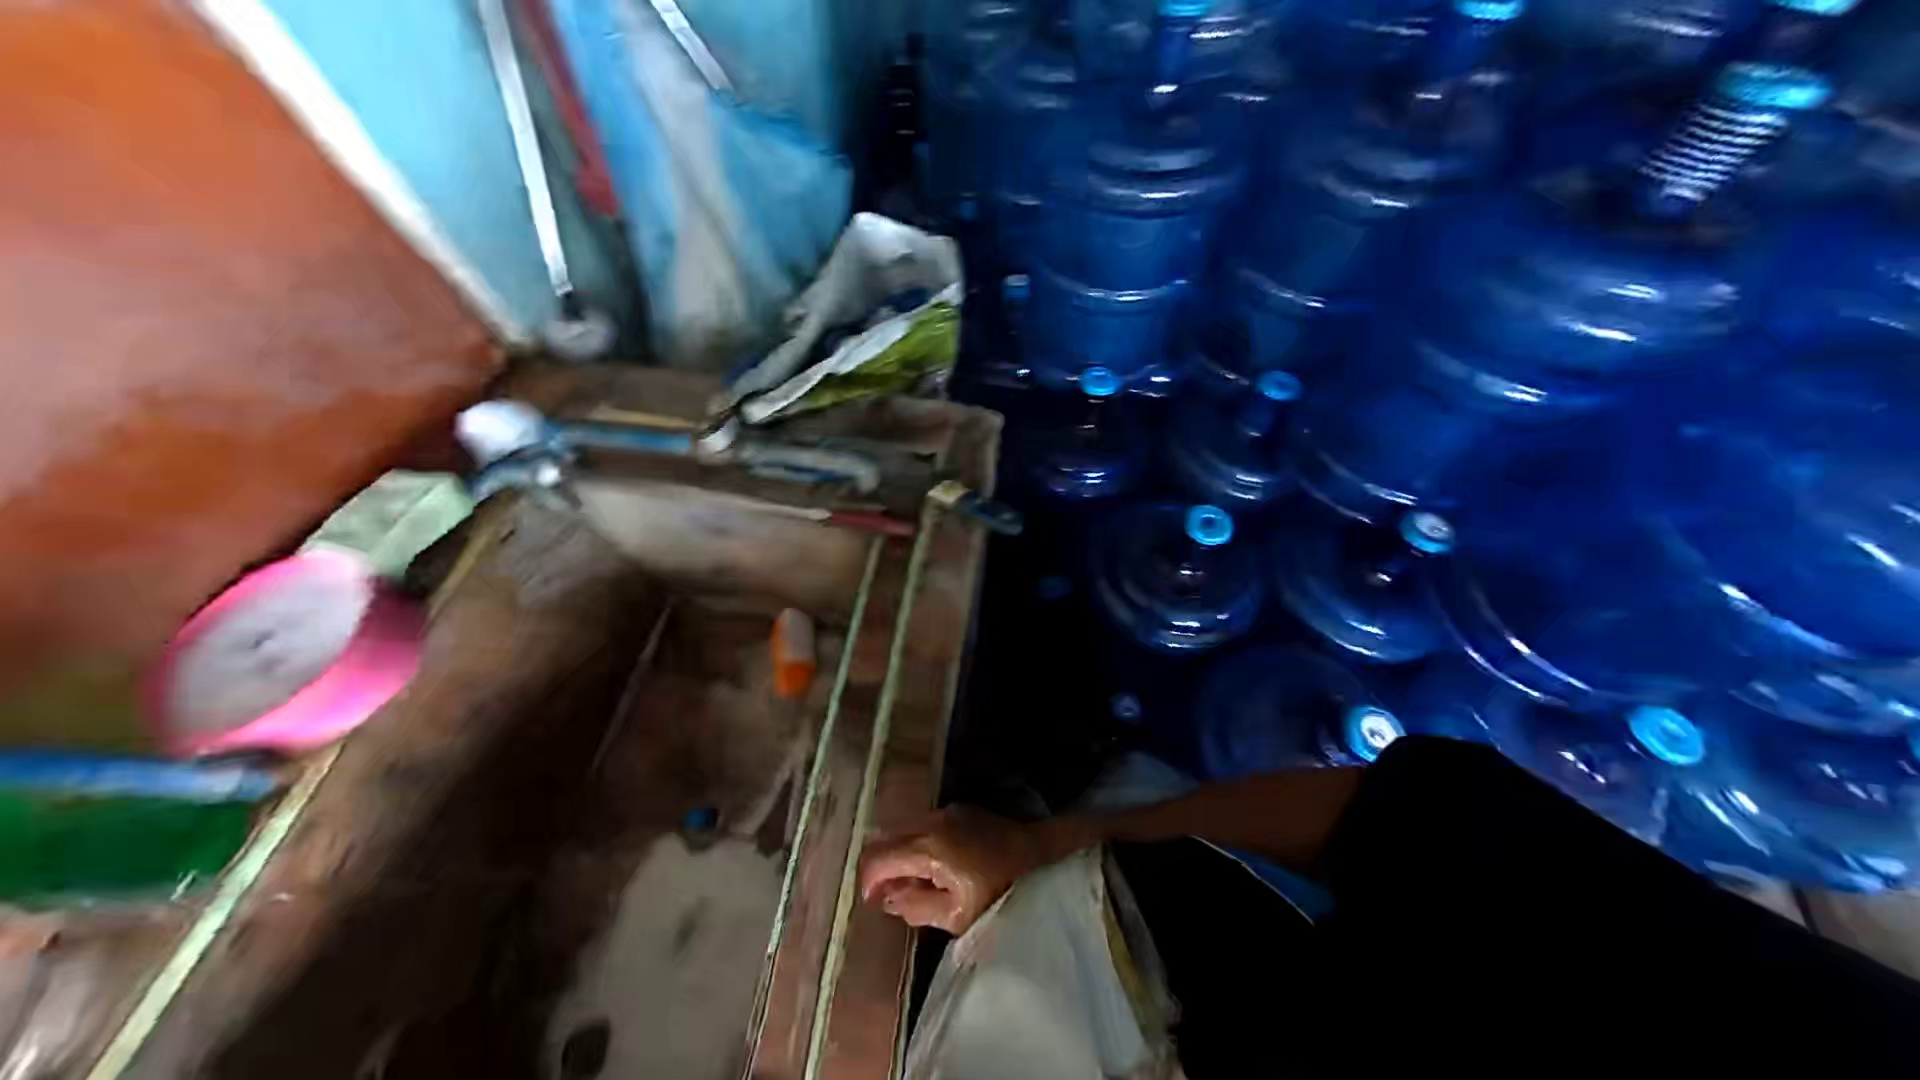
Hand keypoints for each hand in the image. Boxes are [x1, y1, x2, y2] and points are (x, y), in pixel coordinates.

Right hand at [858, 806, 1064, 934]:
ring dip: (900, 855)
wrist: (1039, 855)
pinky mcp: (958, 809)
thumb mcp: (956, 915)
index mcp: (928, 847)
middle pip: (885, 839)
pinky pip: (924, 824)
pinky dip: (917, 844)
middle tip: (891, 896)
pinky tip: (933, 865)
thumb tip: (888, 898)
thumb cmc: (999, 892)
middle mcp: (931, 820)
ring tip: (914, 883)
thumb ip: (915, 907)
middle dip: (881, 869)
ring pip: (904, 830)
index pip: (877, 858)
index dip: (868, 882)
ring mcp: (945, 811)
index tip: (874, 902)